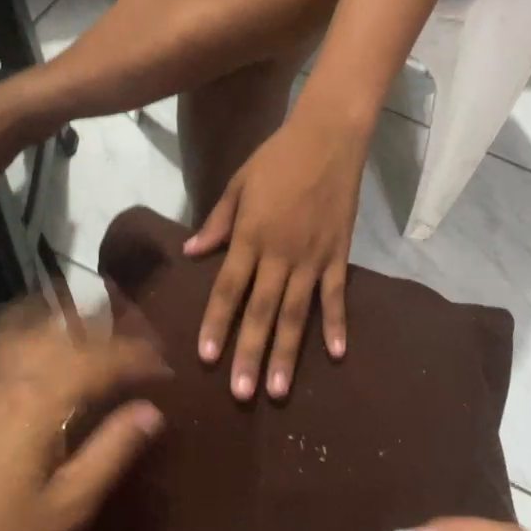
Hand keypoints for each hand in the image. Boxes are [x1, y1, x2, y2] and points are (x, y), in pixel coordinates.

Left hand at [0, 303, 170, 530]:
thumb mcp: (68, 504)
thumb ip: (112, 451)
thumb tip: (152, 412)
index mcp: (43, 401)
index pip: (101, 358)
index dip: (138, 357)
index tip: (166, 367)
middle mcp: (15, 377)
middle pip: (69, 331)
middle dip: (111, 328)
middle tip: (142, 344)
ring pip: (37, 328)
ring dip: (75, 321)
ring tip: (106, 328)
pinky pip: (9, 340)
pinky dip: (37, 326)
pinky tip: (47, 335)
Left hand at [184, 114, 367, 399]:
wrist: (329, 136)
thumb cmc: (276, 158)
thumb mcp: (237, 184)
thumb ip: (216, 223)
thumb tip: (191, 254)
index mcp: (250, 236)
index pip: (228, 289)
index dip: (216, 324)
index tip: (206, 358)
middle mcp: (279, 253)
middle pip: (260, 311)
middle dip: (250, 353)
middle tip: (242, 393)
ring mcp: (312, 257)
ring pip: (296, 313)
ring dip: (286, 352)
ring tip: (278, 390)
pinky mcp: (339, 254)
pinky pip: (336, 295)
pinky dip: (336, 324)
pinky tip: (335, 354)